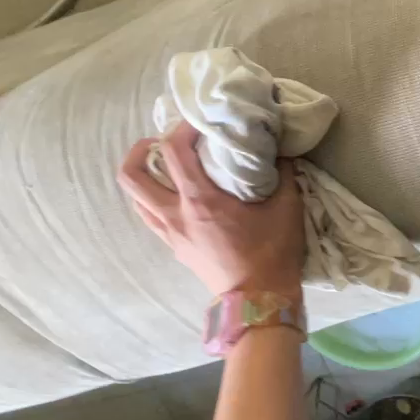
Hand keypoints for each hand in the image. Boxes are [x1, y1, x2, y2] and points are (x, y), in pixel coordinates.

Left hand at [118, 122, 305, 295]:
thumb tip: (280, 151)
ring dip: (145, 177)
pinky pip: (151, 217)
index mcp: (200, 200)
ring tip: (165, 169)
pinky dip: (154, 200)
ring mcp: (170, 234)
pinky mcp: (175, 248)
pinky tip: (176, 198)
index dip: (182, 128)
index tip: (198, 120)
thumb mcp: (288, 208)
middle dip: (141, 151)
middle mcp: (175, 214)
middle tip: (160, 142)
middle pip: (131, 175)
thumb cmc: (273, 252)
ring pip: (135, 199)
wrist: (259, 299)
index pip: (174, 152)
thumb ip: (283, 175)